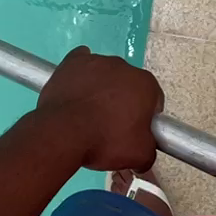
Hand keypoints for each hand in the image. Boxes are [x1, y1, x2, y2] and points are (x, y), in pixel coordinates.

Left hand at [33, 46, 162, 171]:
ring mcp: (97, 60)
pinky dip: (80, 74)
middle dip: (122, 102)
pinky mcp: (73, 60)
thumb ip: (150, 151)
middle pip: (127, 85)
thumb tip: (145, 155)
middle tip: (110, 126)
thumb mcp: (139, 156)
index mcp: (145, 84)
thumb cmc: (105, 141)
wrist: (63, 133)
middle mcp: (124, 66)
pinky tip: (76, 90)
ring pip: (104, 75)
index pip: (152, 99)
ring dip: (101, 89)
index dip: (144, 117)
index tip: (132, 131)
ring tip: (88, 114)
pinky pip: (81, 62)